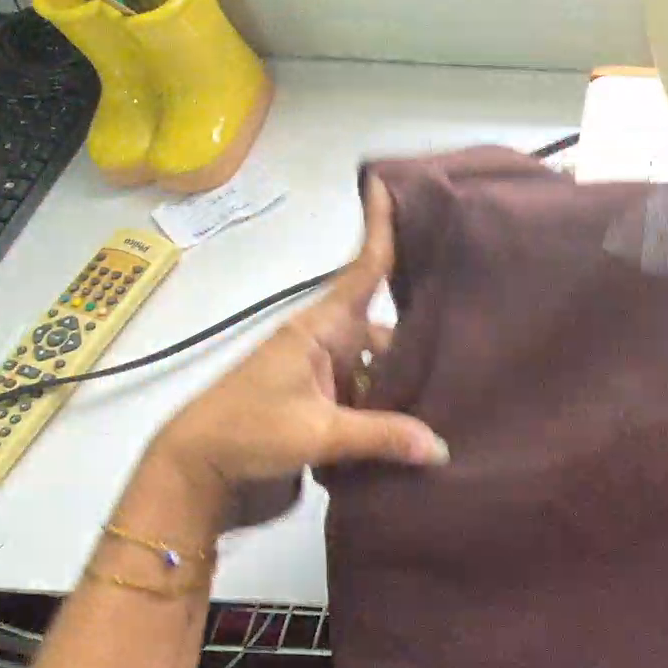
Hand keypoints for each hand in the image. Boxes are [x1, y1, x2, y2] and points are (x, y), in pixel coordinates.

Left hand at [146, 177, 446, 505]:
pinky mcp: (325, 411)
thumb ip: (383, 436)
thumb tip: (442, 448)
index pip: (360, 272)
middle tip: (474, 348)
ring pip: (383, 371)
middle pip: (388, 333)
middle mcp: (327, 347)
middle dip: (422, 343)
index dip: (377, 230)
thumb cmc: (246, 435)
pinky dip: (393, 414)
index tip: (389, 186)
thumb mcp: (318, 433)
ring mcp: (327, 380)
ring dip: (408, 388)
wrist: (194, 481)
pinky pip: (372, 401)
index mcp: (319, 331)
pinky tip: (424, 431)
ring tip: (456, 400)